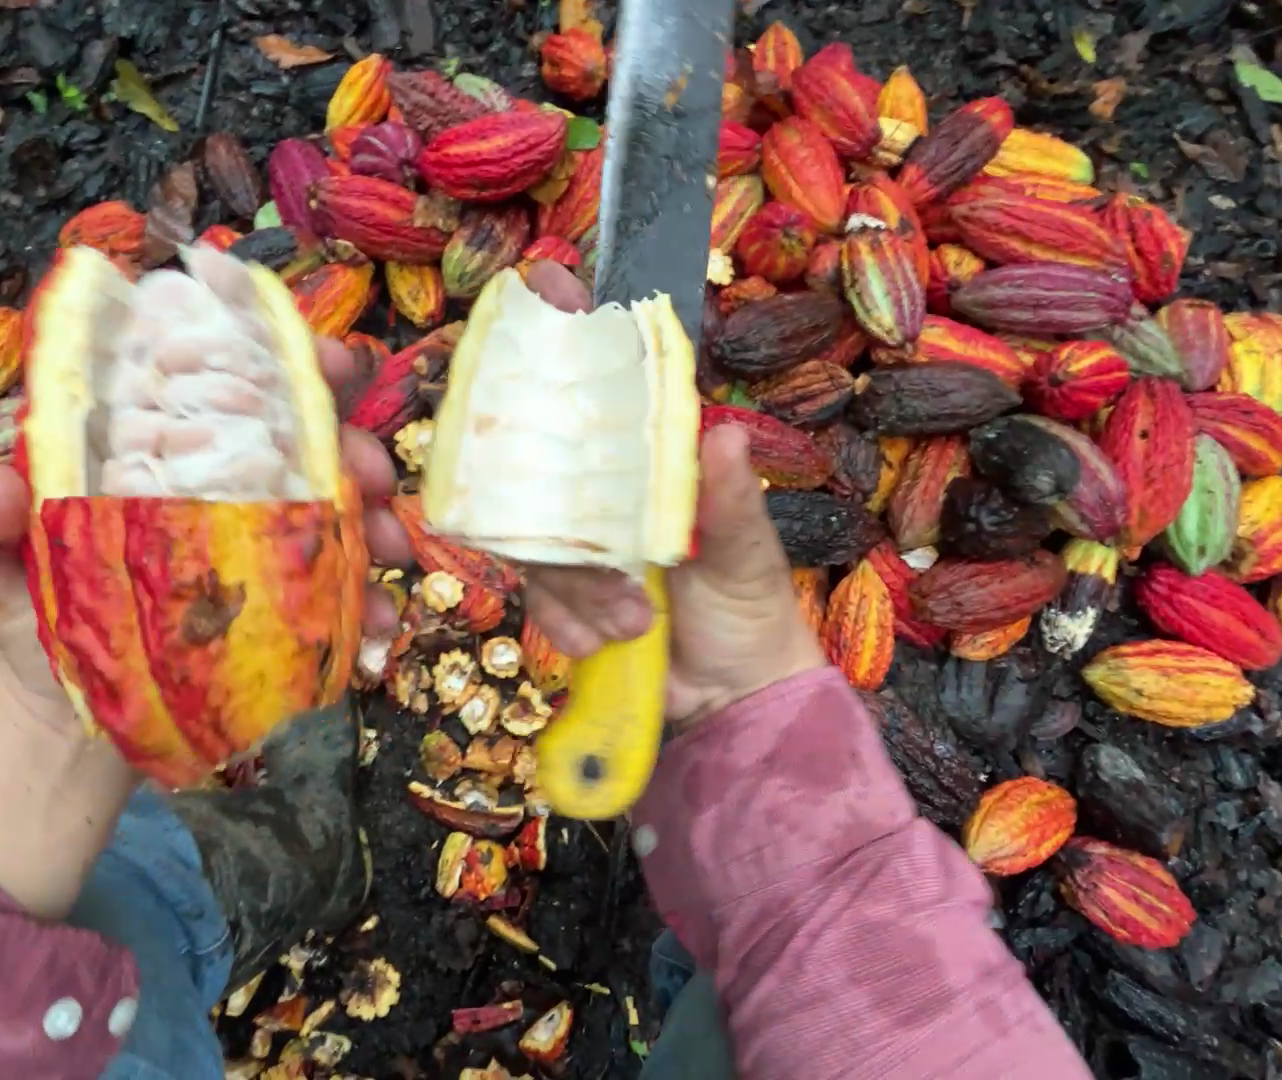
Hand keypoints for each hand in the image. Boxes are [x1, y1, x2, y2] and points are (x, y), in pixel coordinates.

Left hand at [0, 336, 410, 729]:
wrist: (66, 698)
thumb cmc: (30, 603)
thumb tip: (2, 492)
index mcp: (163, 446)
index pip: (230, 382)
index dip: (287, 360)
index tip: (331, 362)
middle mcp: (226, 482)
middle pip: (307, 445)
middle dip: (352, 448)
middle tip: (369, 477)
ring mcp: (261, 542)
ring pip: (340, 513)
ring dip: (378, 523)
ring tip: (392, 551)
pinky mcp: (284, 600)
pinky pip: (341, 591)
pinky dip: (370, 603)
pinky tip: (382, 623)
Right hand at [516, 262, 826, 726]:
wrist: (728, 697)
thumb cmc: (748, 611)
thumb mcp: (748, 559)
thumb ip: (731, 506)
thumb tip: (726, 436)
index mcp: (657, 460)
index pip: (612, 382)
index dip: (575, 331)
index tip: (546, 285)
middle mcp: (607, 484)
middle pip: (546, 456)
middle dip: (571, 520)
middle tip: (620, 579)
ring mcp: (577, 534)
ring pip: (535, 533)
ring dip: (578, 588)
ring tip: (631, 623)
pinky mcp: (557, 585)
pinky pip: (532, 590)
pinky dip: (565, 621)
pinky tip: (602, 644)